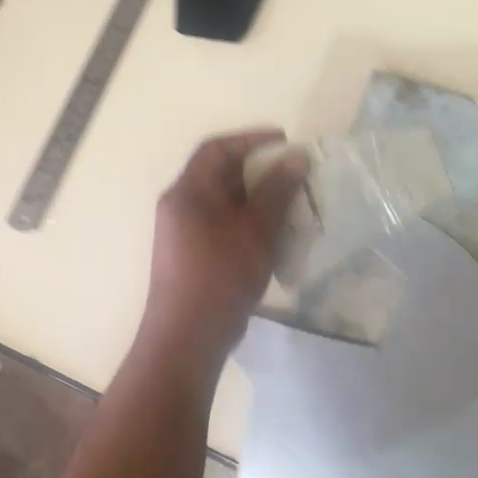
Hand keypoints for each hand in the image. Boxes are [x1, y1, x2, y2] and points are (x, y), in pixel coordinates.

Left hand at [143, 130, 307, 366]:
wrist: (186, 339)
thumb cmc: (221, 276)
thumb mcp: (257, 228)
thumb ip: (277, 190)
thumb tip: (296, 158)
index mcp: (188, 193)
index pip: (217, 149)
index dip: (251, 138)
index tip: (285, 143)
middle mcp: (181, 207)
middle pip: (221, 174)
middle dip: (261, 169)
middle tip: (296, 173)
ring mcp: (184, 233)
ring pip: (226, 201)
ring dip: (260, 197)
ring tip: (293, 203)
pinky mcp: (193, 256)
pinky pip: (224, 223)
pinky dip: (251, 220)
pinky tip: (276, 234)